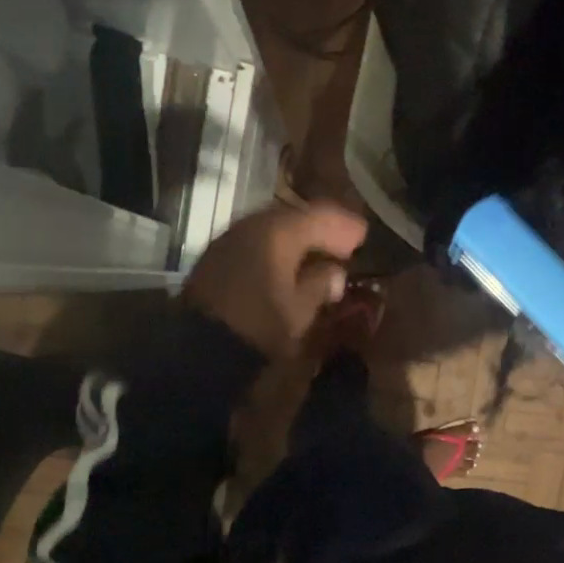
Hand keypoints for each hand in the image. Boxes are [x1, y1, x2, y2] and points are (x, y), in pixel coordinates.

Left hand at [182, 202, 366, 356]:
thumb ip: (321, 284)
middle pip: (294, 217)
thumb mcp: (300, 310)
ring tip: (317, 252)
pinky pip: (256, 240)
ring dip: (298, 237)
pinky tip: (286, 261)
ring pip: (273, 227)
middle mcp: (254, 225)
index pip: (320, 217)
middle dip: (321, 228)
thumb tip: (335, 272)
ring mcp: (231, 237)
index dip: (345, 226)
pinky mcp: (217, 255)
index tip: (363, 235)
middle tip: (344, 243)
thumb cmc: (260, 326)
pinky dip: (276, 246)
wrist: (200, 345)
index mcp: (279, 233)